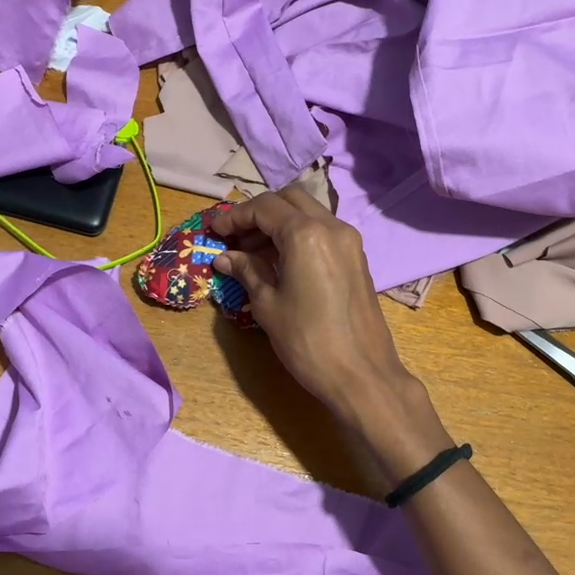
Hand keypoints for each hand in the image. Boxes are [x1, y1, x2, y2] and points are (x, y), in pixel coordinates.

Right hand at [210, 187, 414, 425]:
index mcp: (306, 234)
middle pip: (289, 200)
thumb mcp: (268, 306)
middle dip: (258, 214)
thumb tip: (224, 258)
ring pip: (309, 213)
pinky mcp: (357, 259)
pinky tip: (280, 263)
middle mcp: (332, 227)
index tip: (214, 230)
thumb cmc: (307, 342)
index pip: (264, 208)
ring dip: (279, 224)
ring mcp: (349, 242)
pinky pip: (323, 233)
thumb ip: (247, 272)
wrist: (360, 374)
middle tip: (235, 239)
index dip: (234, 216)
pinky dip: (299, 236)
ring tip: (252, 254)